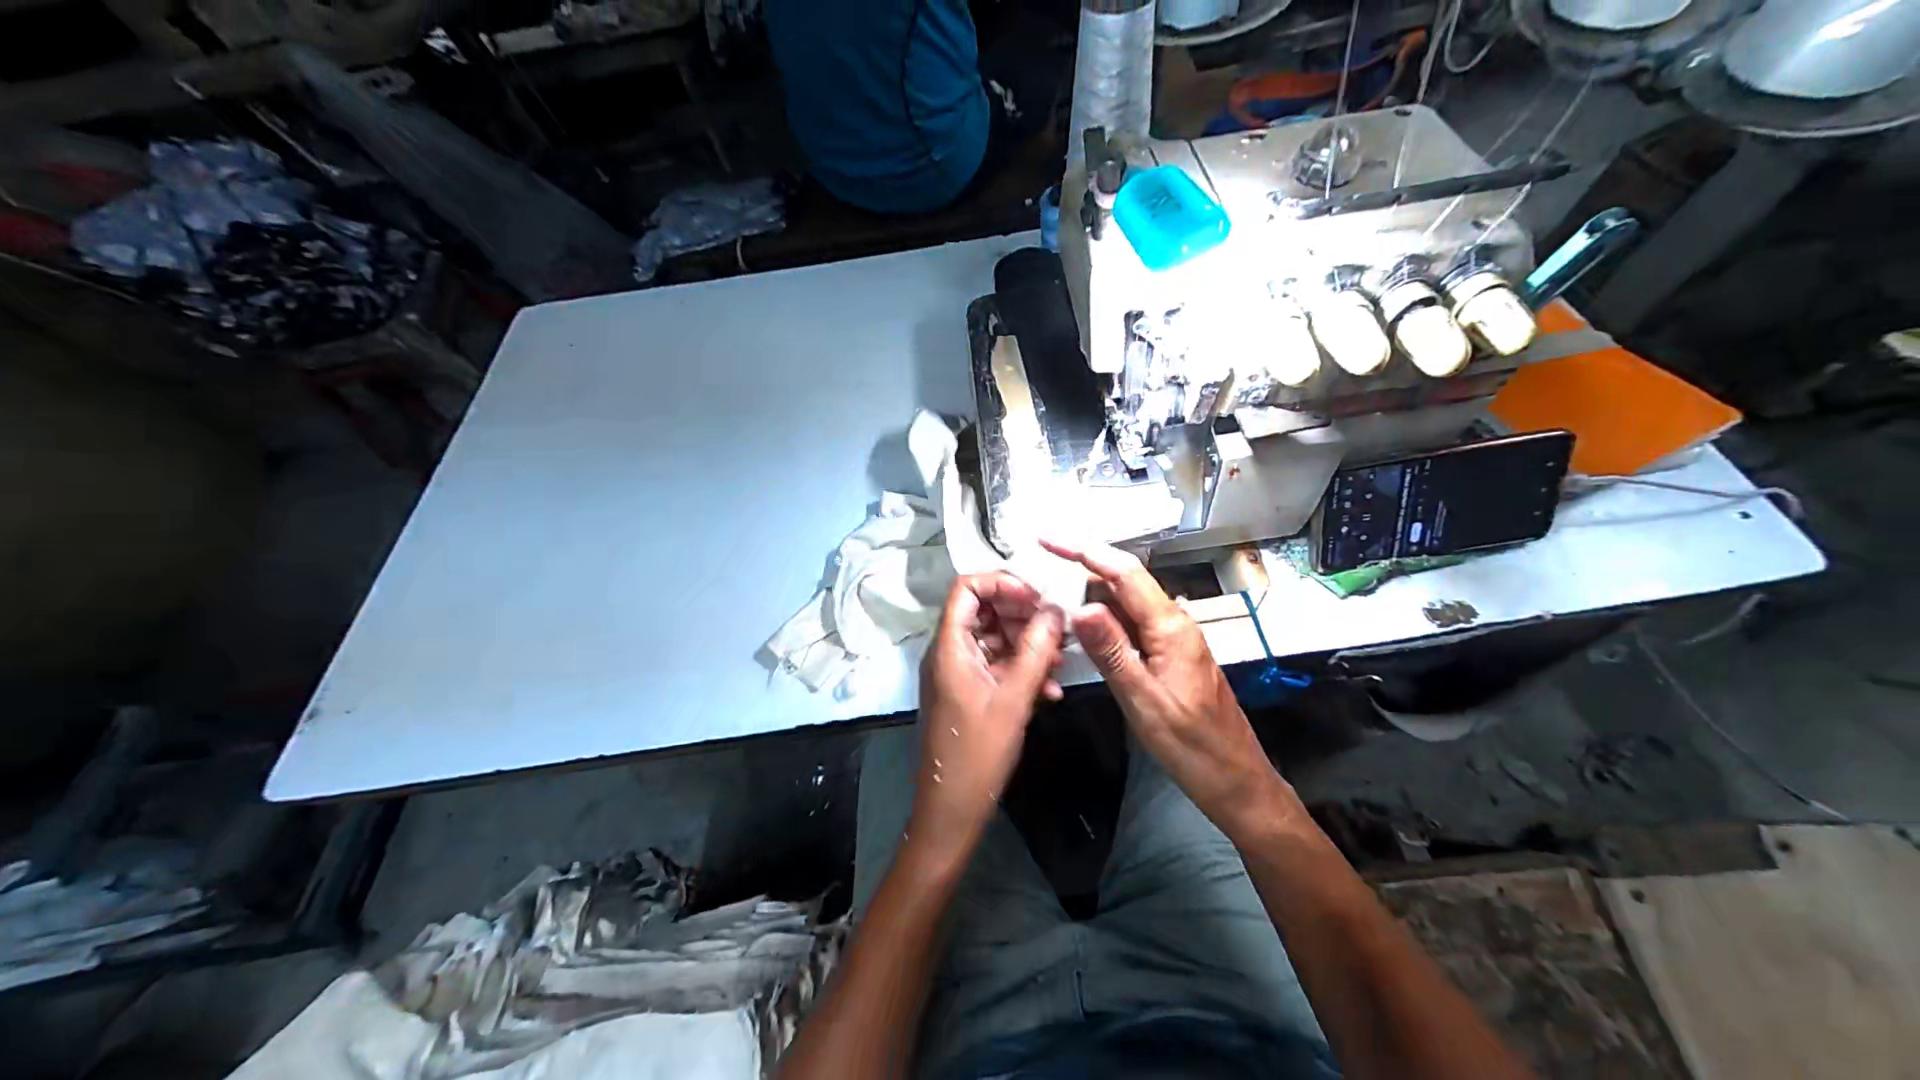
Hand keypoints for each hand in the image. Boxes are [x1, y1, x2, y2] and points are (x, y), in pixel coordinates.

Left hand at [910, 573, 1065, 863]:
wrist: (952, 806)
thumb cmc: (978, 753)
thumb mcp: (1014, 698)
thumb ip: (1035, 650)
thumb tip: (1055, 610)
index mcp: (949, 646)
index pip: (967, 588)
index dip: (1002, 583)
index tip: (1037, 598)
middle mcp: (949, 651)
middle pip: (983, 609)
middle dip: (1022, 614)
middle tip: (1056, 629)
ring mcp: (958, 671)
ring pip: (994, 637)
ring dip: (1027, 643)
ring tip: (1058, 660)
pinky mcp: (968, 690)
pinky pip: (996, 664)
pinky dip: (1021, 668)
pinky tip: (1050, 688)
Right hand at [1041, 538, 1304, 842]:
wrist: (1235, 779)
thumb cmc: (1193, 746)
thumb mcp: (1144, 701)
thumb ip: (1112, 652)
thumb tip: (1080, 607)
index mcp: (1171, 628)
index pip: (1124, 574)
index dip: (1085, 551)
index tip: (1050, 541)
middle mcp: (1175, 624)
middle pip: (1123, 583)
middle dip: (1081, 571)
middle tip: (1039, 576)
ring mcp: (1173, 639)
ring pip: (1126, 605)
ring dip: (1089, 598)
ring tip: (1051, 602)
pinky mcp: (1169, 655)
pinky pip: (1132, 626)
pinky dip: (1104, 623)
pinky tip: (1082, 633)